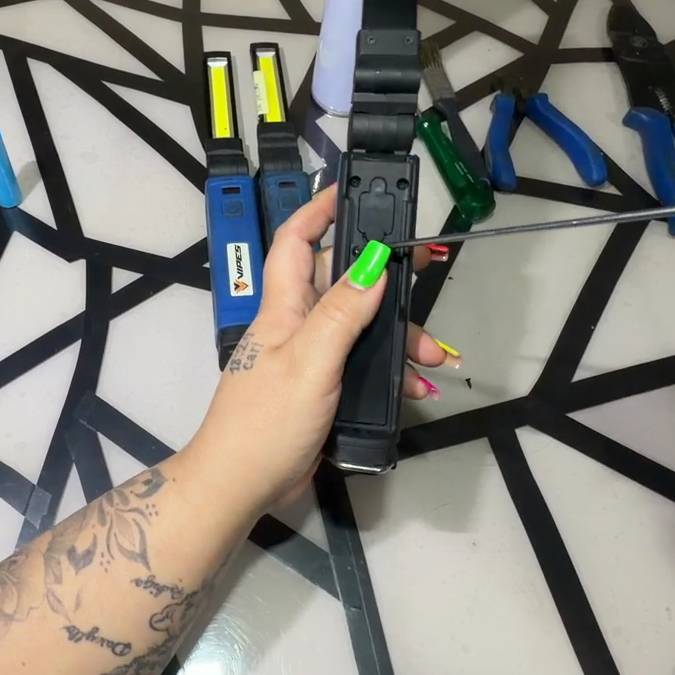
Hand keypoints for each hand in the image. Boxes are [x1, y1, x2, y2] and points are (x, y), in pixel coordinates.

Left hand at [182, 187, 450, 516]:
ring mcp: (310, 356)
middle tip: (428, 269)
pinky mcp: (323, 386)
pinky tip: (416, 388)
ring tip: (431, 357)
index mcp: (283, 306)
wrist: (243, 484)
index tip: (350, 189)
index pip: (295, 241)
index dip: (318, 210)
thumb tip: (373, 264)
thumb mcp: (309, 362)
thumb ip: (341, 313)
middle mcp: (297, 323)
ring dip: (399, 337)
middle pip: (344, 282)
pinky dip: (391, 373)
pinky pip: (362, 365)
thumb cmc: (265, 421)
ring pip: (361, 327)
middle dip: (386, 278)